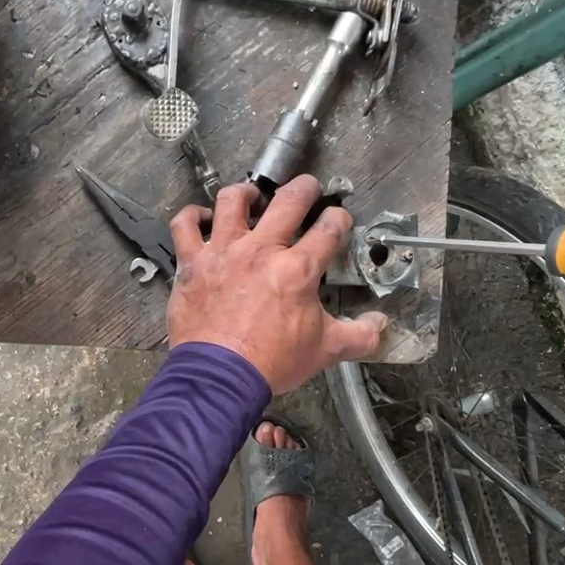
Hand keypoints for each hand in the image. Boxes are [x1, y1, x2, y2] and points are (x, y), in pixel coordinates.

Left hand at [168, 176, 387, 392]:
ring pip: (233, 201)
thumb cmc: (269, 363)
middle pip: (289, 201)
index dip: (338, 219)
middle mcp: (261, 251)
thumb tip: (380, 328)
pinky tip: (201, 218)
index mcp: (298, 270)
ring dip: (245, 193)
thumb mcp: (324, 350)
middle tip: (308, 187)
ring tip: (252, 195)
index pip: (328, 229)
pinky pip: (185, 226)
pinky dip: (191, 217)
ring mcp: (223, 253)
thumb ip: (358, 336)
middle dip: (304, 188)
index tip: (338, 219)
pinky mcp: (193, 263)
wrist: (219, 376)